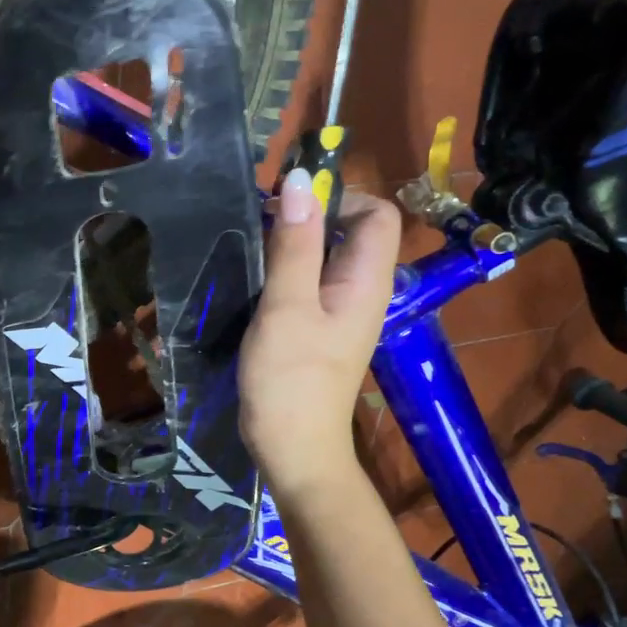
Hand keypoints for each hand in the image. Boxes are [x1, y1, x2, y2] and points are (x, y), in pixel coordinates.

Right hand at [239, 173, 398, 498]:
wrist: (291, 448)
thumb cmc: (290, 378)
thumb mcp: (286, 305)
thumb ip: (294, 244)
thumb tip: (300, 179)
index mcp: (367, 280)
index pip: (376, 213)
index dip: (339, 197)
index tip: (287, 206)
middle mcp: (361, 291)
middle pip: (350, 234)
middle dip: (308, 220)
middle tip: (258, 227)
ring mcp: (338, 315)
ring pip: (324, 260)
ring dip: (291, 248)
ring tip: (250, 254)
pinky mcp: (315, 334)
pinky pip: (307, 288)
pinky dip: (283, 277)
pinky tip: (252, 288)